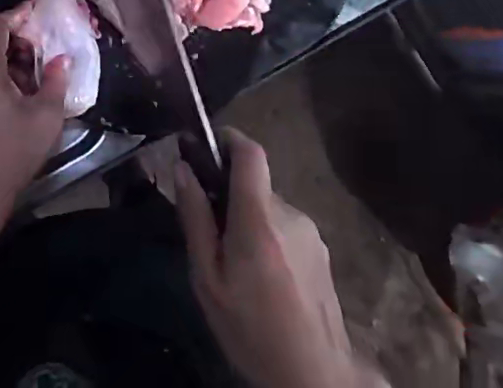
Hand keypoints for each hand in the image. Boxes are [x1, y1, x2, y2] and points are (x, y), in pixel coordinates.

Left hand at [0, 15, 68, 231]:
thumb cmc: (12, 152)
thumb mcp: (45, 116)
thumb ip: (56, 81)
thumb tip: (61, 60)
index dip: (18, 14)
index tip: (36, 11)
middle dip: (21, 43)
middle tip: (46, 51)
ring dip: (13, 63)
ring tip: (40, 77)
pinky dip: (2, 78)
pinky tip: (23, 95)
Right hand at [176, 129, 383, 387]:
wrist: (316, 377)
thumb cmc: (252, 329)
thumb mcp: (208, 279)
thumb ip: (195, 219)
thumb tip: (182, 168)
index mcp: (258, 218)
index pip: (250, 153)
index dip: (228, 139)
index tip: (206, 147)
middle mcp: (289, 214)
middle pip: (254, 184)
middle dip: (231, 197)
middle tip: (211, 235)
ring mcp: (309, 231)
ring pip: (268, 207)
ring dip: (250, 221)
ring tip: (237, 266)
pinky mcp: (321, 249)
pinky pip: (285, 226)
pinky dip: (269, 237)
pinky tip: (263, 278)